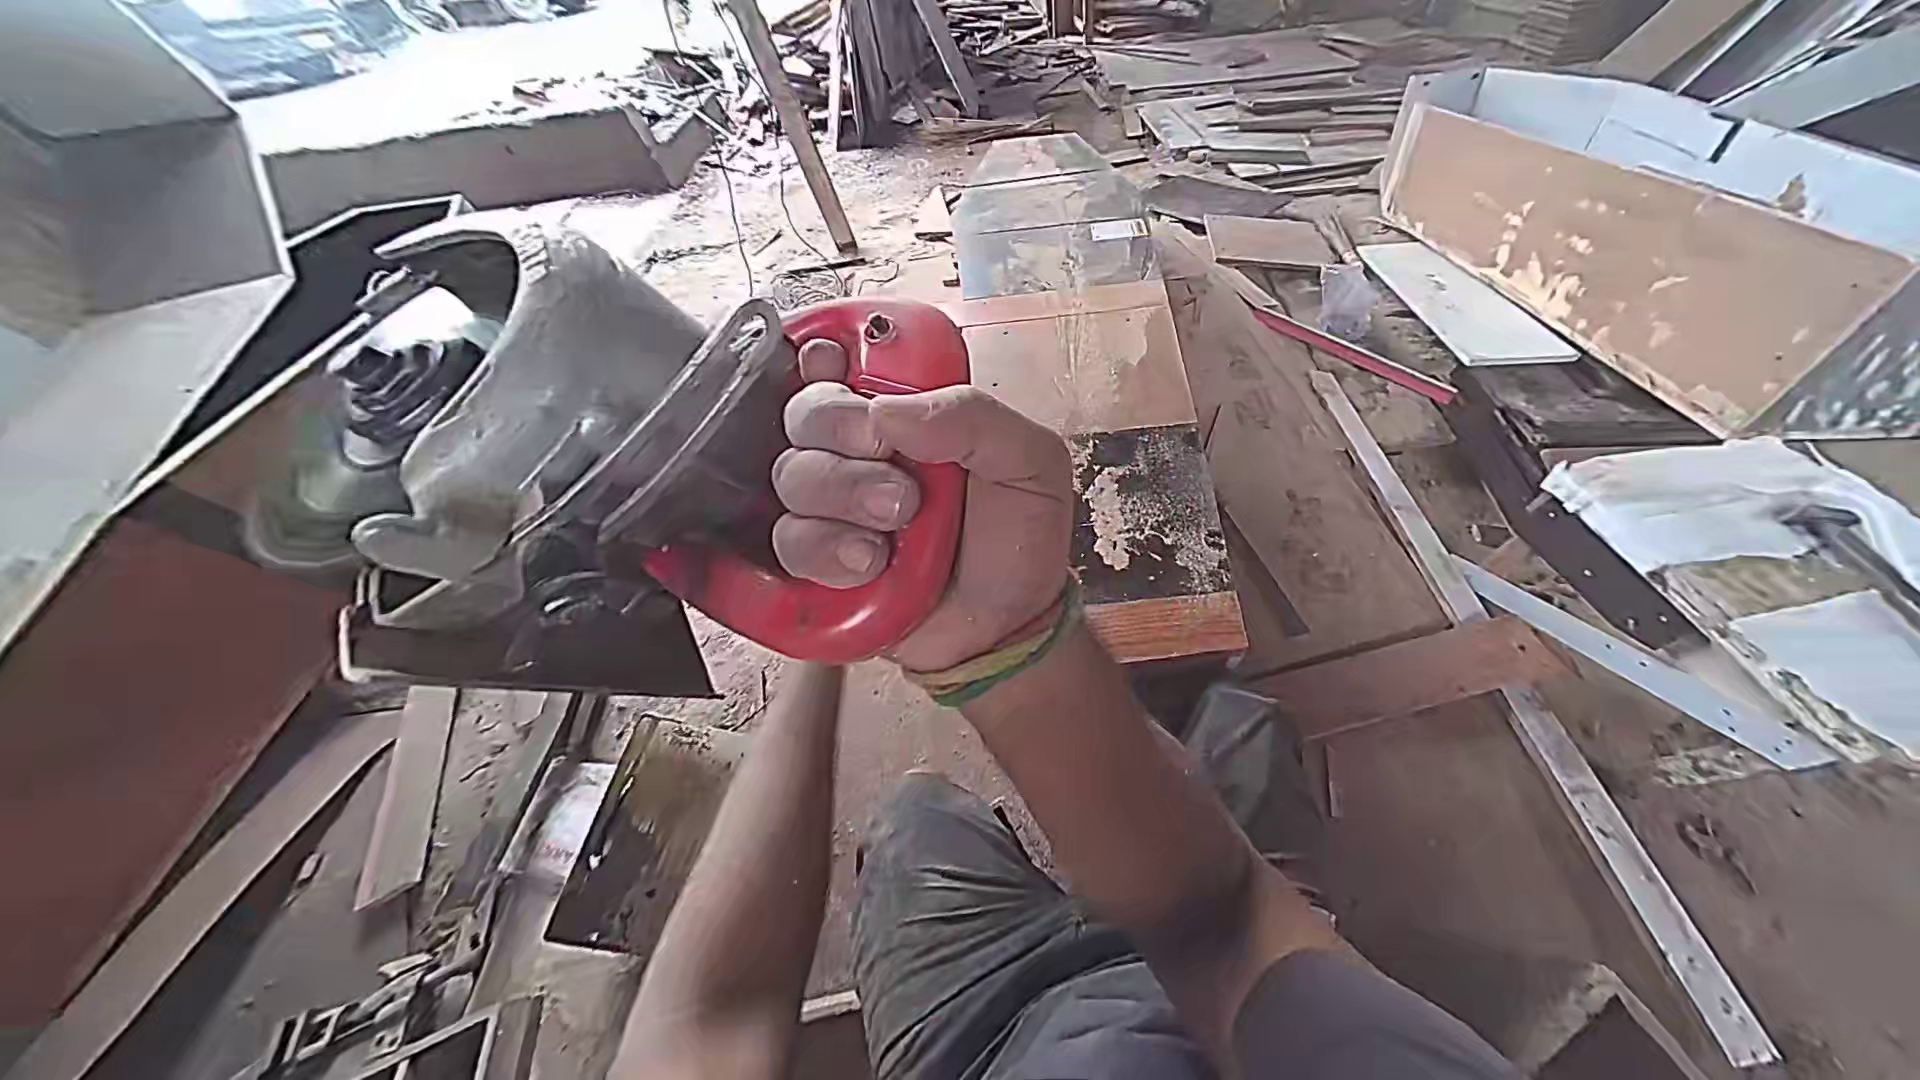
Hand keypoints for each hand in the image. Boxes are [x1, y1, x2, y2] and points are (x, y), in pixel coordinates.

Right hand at [770, 338, 1073, 671]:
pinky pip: (788, 541)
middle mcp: (865, 455)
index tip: (838, 372)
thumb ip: (972, 417)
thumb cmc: (1018, 543)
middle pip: (806, 414)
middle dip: (842, 436)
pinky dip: (827, 552)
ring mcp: (837, 509)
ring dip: (842, 499)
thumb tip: (887, 410)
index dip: (825, 361)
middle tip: (898, 476)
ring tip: (896, 527)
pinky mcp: (820, 561)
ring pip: (791, 477)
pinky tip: (869, 567)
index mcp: (910, 419)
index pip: (842, 366)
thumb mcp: (1030, 463)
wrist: (1003, 628)